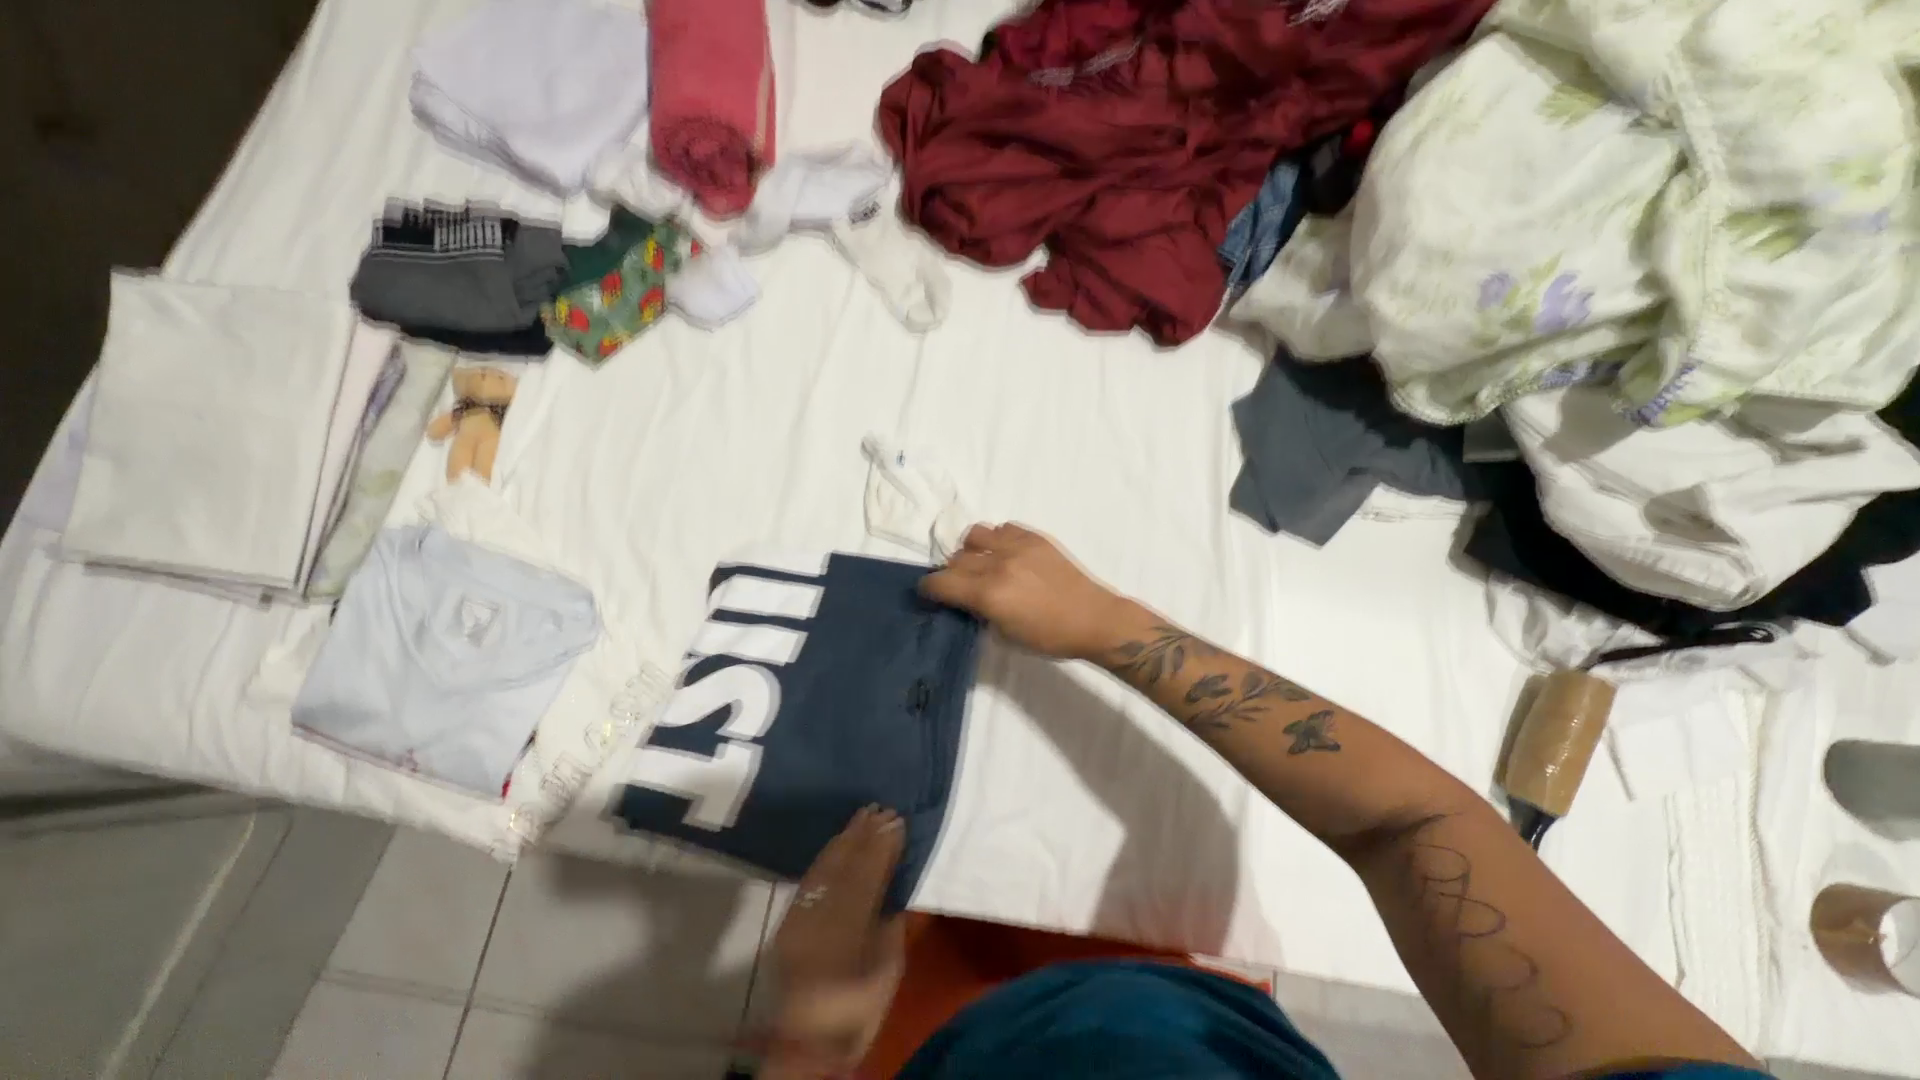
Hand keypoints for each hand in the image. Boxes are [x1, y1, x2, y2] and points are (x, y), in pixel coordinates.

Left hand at [760, 807, 906, 1078]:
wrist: (809, 1043)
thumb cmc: (860, 1011)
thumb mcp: (886, 967)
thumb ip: (888, 923)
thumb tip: (892, 884)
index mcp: (845, 936)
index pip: (865, 879)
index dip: (881, 848)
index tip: (897, 822)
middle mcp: (816, 923)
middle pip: (843, 869)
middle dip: (864, 836)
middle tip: (883, 810)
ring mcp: (798, 921)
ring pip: (823, 869)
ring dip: (845, 840)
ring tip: (863, 816)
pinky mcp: (787, 923)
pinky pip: (809, 880)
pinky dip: (826, 857)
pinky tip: (839, 841)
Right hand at [919, 523, 1138, 660]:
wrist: (1093, 619)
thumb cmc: (1049, 638)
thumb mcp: (1006, 634)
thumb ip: (980, 612)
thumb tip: (966, 600)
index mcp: (989, 594)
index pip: (942, 582)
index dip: (929, 588)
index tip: (929, 593)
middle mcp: (999, 564)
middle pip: (956, 558)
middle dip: (952, 573)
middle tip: (960, 585)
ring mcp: (1018, 546)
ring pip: (976, 534)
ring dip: (972, 550)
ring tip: (982, 564)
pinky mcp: (1036, 538)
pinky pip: (1004, 528)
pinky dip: (998, 540)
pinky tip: (1007, 555)